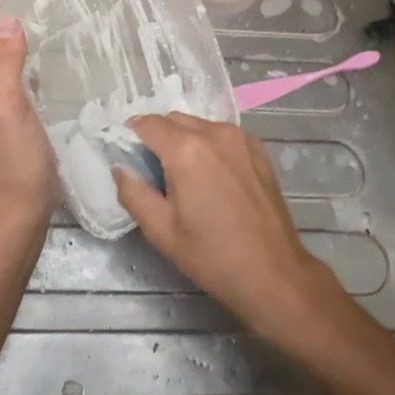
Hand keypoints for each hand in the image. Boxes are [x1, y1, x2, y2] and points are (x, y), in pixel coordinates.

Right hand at [114, 113, 340, 339]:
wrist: (274, 274)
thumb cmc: (213, 256)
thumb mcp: (162, 231)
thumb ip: (134, 193)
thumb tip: (120, 167)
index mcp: (186, 150)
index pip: (147, 124)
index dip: (131, 134)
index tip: (125, 154)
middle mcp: (214, 133)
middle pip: (173, 120)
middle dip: (156, 137)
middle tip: (151, 170)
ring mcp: (240, 138)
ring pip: (199, 124)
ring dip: (183, 138)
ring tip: (182, 175)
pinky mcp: (258, 150)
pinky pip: (222, 135)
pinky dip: (208, 144)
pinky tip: (211, 175)